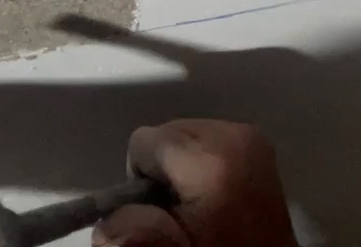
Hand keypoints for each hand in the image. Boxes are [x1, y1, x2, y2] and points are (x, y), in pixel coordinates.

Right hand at [94, 120, 298, 246]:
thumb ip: (136, 231)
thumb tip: (104, 223)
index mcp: (210, 161)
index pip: (144, 140)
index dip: (142, 178)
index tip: (160, 211)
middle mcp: (232, 134)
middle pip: (166, 130)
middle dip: (164, 166)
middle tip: (182, 210)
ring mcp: (248, 134)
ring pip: (186, 130)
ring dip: (183, 160)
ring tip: (202, 200)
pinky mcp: (256, 139)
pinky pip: (208, 133)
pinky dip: (203, 156)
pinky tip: (217, 188)